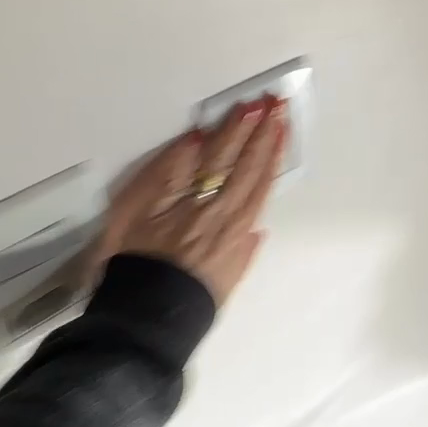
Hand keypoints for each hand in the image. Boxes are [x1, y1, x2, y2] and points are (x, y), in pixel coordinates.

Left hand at [87, 98, 288, 304]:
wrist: (146, 323)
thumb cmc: (192, 305)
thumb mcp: (229, 282)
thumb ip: (243, 254)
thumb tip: (256, 230)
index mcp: (238, 229)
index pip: (260, 180)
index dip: (272, 150)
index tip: (281, 126)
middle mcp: (217, 212)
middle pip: (242, 164)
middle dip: (259, 130)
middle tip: (271, 102)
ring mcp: (184, 208)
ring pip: (213, 163)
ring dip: (231, 132)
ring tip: (245, 107)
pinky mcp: (149, 209)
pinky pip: (168, 176)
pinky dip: (181, 155)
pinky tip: (196, 135)